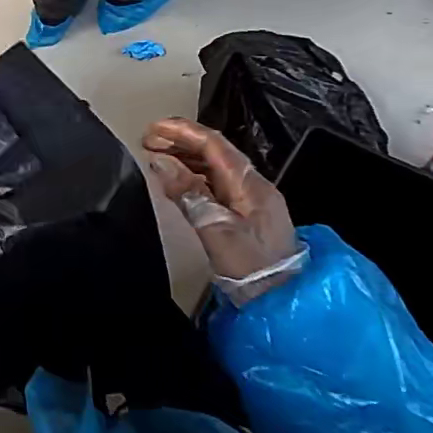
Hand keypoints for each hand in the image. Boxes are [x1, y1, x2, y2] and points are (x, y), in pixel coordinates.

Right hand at [144, 118, 305, 305]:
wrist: (283, 303)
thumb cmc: (252, 269)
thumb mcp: (216, 231)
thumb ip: (189, 195)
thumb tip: (161, 163)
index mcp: (249, 183)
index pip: (214, 144)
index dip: (182, 132)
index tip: (153, 128)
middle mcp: (252, 185)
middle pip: (214, 151)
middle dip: (181, 141)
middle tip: (149, 141)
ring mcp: (250, 200)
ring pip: (214, 167)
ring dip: (186, 158)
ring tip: (157, 156)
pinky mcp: (245, 215)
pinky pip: (216, 184)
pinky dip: (193, 177)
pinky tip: (176, 182)